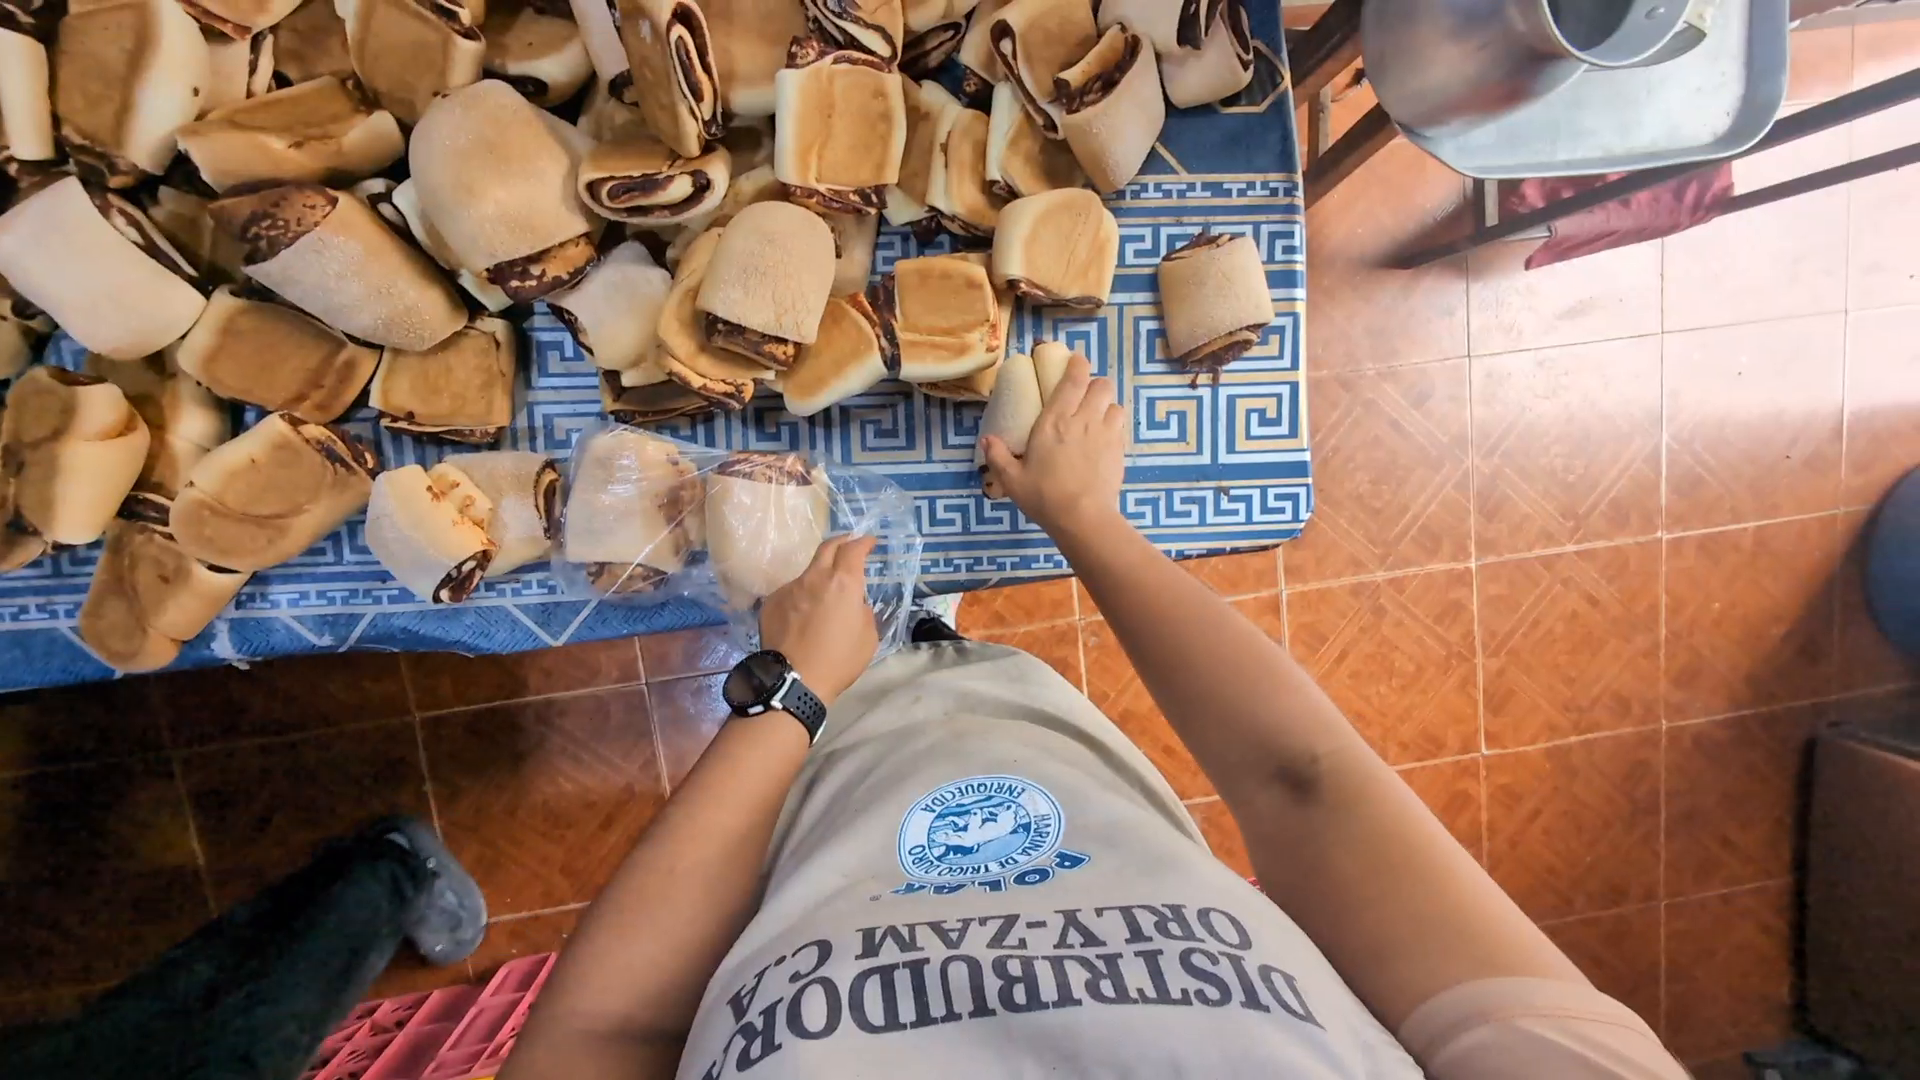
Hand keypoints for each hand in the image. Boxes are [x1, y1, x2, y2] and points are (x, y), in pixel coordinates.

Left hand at [759, 534, 879, 705]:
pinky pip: (792, 592)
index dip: (863, 542)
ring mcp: (790, 588)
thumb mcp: (868, 637)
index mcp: (843, 583)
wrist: (794, 680)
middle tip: (849, 544)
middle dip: (841, 541)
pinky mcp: (772, 602)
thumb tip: (854, 603)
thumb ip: (863, 611)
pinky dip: (802, 596)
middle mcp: (815, 578)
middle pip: (827, 547)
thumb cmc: (839, 660)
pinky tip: (804, 616)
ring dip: (820, 575)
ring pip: (808, 572)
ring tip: (825, 594)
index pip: (854, 549)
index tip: (869, 541)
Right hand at [980, 351, 1126, 540]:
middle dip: (1095, 385)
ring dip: (1107, 406)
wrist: (1083, 518)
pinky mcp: (1120, 451)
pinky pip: (1121, 427)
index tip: (1076, 361)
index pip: (1073, 379)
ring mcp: (1107, 434)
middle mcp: (1084, 420)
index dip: (1077, 364)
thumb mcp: (1012, 479)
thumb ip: (998, 456)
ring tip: (1097, 418)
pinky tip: (1104, 441)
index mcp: (1056, 421)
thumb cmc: (1044, 496)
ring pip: (1116, 404)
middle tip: (1084, 397)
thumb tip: (986, 439)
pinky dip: (1114, 427)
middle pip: (1102, 385)